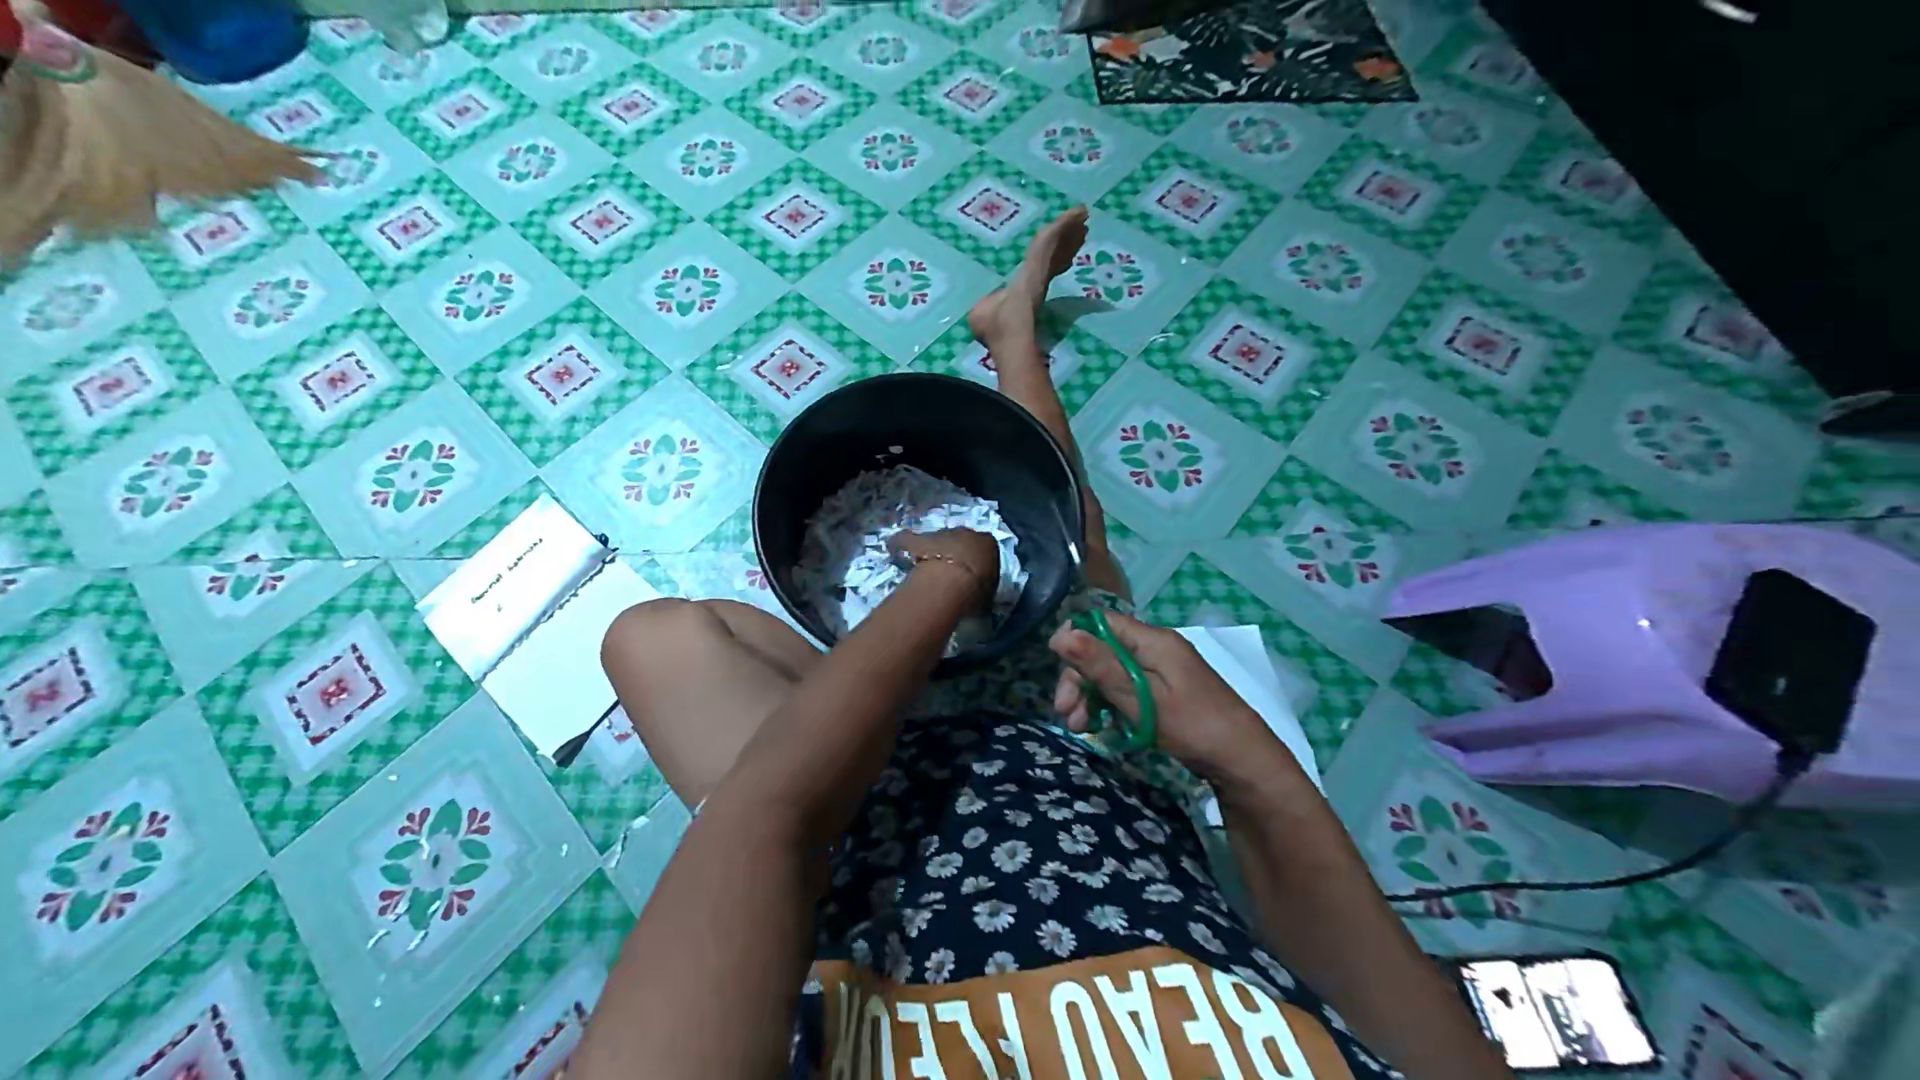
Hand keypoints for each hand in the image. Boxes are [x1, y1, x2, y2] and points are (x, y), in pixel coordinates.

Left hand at [888, 528, 999, 612]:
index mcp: (987, 543)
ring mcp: (940, 533)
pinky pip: (908, 539)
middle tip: (950, 573)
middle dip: (955, 553)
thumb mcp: (988, 593)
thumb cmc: (976, 590)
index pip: (985, 548)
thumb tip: (979, 596)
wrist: (950, 583)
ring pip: (936, 539)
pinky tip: (895, 552)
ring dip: (933, 551)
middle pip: (960, 540)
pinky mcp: (917, 538)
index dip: (977, 561)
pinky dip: (902, 545)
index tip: (973, 575)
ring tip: (927, 569)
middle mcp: (965, 532)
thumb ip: (984, 589)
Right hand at [1049, 612, 1281, 782]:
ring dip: (1090, 697)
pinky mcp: (1165, 694)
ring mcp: (1161, 672)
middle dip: (1079, 680)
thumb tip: (1059, 635)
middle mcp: (1155, 649)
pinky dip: (1111, 707)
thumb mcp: (1140, 698)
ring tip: (1080, 727)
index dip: (1074, 640)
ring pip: (1112, 675)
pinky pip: (1128, 691)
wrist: (1244, 762)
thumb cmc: (1193, 726)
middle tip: (1065, 713)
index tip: (1056, 668)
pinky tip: (1102, 729)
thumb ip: (1101, 666)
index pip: (1101, 622)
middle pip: (1102, 652)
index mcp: (1152, 641)